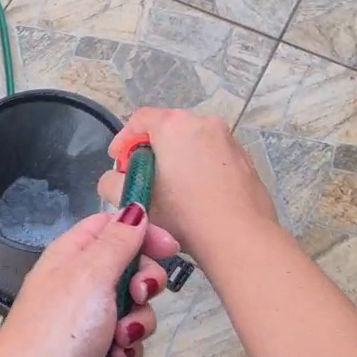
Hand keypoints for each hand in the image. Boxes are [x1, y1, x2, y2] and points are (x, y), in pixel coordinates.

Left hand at [0, 205, 179, 356]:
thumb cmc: (57, 331)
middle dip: (143, 283)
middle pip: (128, 265)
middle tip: (138, 296)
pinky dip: (127, 347)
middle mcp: (76, 281)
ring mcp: (84, 316)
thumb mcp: (90, 276)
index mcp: (70, 254)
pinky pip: (124, 338)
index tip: (169, 249)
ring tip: (121, 338)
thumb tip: (134, 208)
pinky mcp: (91, 348)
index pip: (111, 226)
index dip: (142, 232)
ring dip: (137, 321)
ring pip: (131, 306)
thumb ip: (117, 242)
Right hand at [97, 108, 275, 258]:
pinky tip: (197, 197)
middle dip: (151, 150)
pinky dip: (200, 168)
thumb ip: (111, 182)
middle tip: (141, 176)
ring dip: (177, 159)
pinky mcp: (245, 159)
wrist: (239, 237)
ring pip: (192, 142)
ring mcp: (229, 139)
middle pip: (167, 128)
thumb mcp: (133, 198)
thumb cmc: (182, 214)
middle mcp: (204, 122)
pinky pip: (213, 156)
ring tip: (171, 190)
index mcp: (174, 125)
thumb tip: (117, 176)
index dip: (123, 139)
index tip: (118, 162)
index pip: (139, 119)